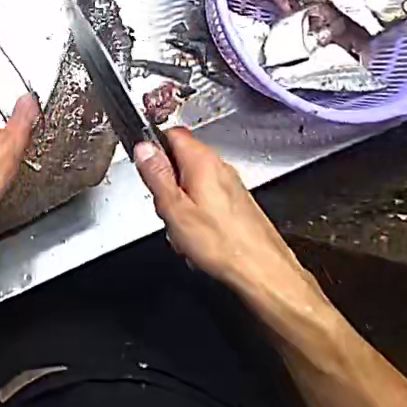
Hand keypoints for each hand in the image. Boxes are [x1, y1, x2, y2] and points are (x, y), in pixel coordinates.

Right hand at [133, 129, 331, 322]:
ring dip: (179, 202)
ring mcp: (230, 186)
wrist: (264, 273)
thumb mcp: (174, 208)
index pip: (172, 133)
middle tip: (163, 206)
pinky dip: (195, 215)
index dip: (153, 146)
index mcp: (202, 161)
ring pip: (191, 182)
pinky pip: (205, 199)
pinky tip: (196, 237)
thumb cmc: (223, 244)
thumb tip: (143, 147)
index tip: (145, 168)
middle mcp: (220, 168)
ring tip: (180, 227)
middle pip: (179, 160)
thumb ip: (156, 174)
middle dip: (166, 182)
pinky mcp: (236, 204)